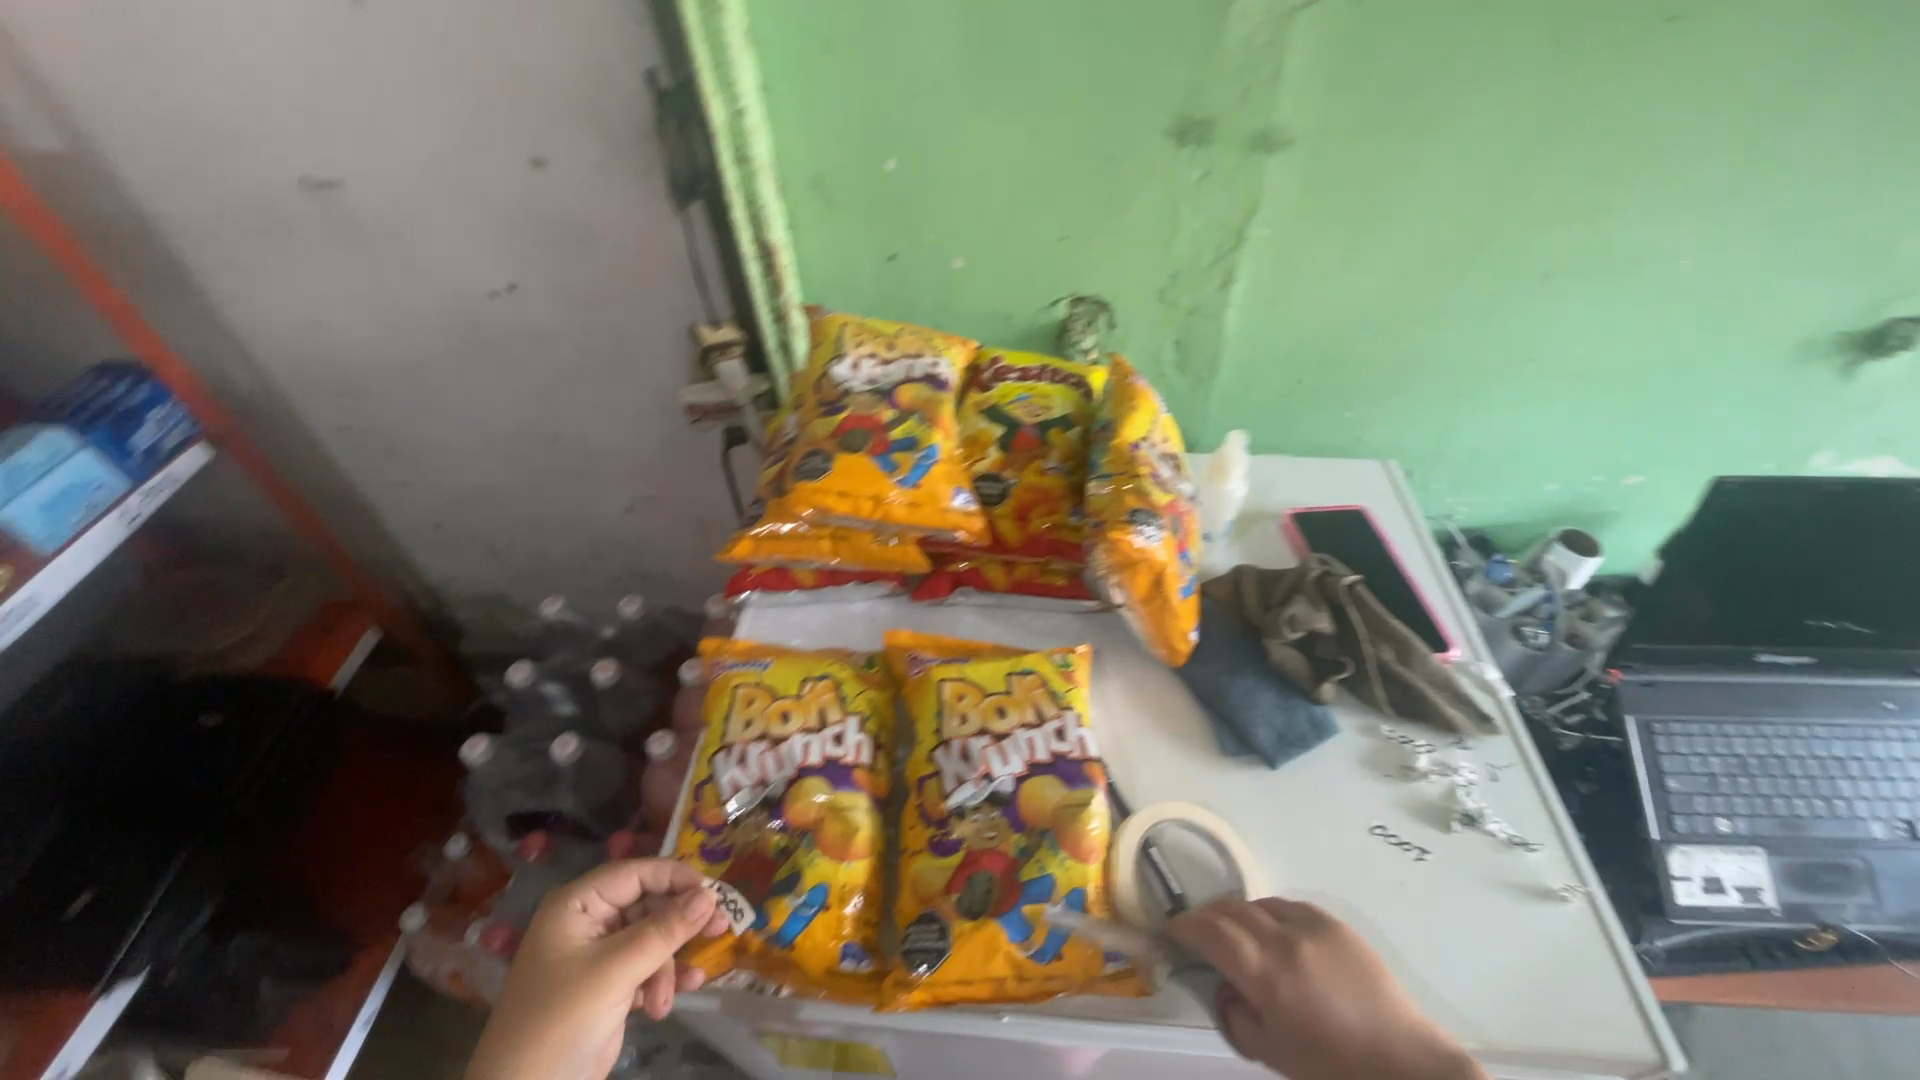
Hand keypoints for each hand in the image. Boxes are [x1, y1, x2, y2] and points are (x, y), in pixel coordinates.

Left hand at [466, 859, 729, 1079]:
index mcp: (578, 905)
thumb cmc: (562, 1019)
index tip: (713, 892)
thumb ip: (665, 930)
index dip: (675, 878)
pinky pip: (647, 968)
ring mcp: (598, 956)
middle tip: (720, 928)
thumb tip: (710, 895)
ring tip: (687, 985)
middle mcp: (588, 923)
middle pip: (648, 905)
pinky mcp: (608, 987)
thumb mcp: (617, 970)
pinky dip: (664, 980)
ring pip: (652, 939)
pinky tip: (676, 997)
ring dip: (669, 964)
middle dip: (680, 924)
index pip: (635, 873)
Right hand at [1169, 897, 1484, 1079]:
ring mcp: (1312, 927)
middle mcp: (1284, 939)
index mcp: (1264, 974)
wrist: (1403, 1063)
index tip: (1172, 930)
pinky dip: (1271, 914)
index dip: (1185, 926)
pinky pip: (1290, 907)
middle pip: (1230, 910)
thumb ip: (1235, 1014)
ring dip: (1239, 914)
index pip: (1210, 932)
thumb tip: (1224, 987)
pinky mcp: (1336, 925)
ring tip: (1235, 931)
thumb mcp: (1270, 1051)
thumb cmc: (1331, 1066)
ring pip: (1259, 904)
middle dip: (1206, 916)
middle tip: (1195, 929)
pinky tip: (1274, 932)